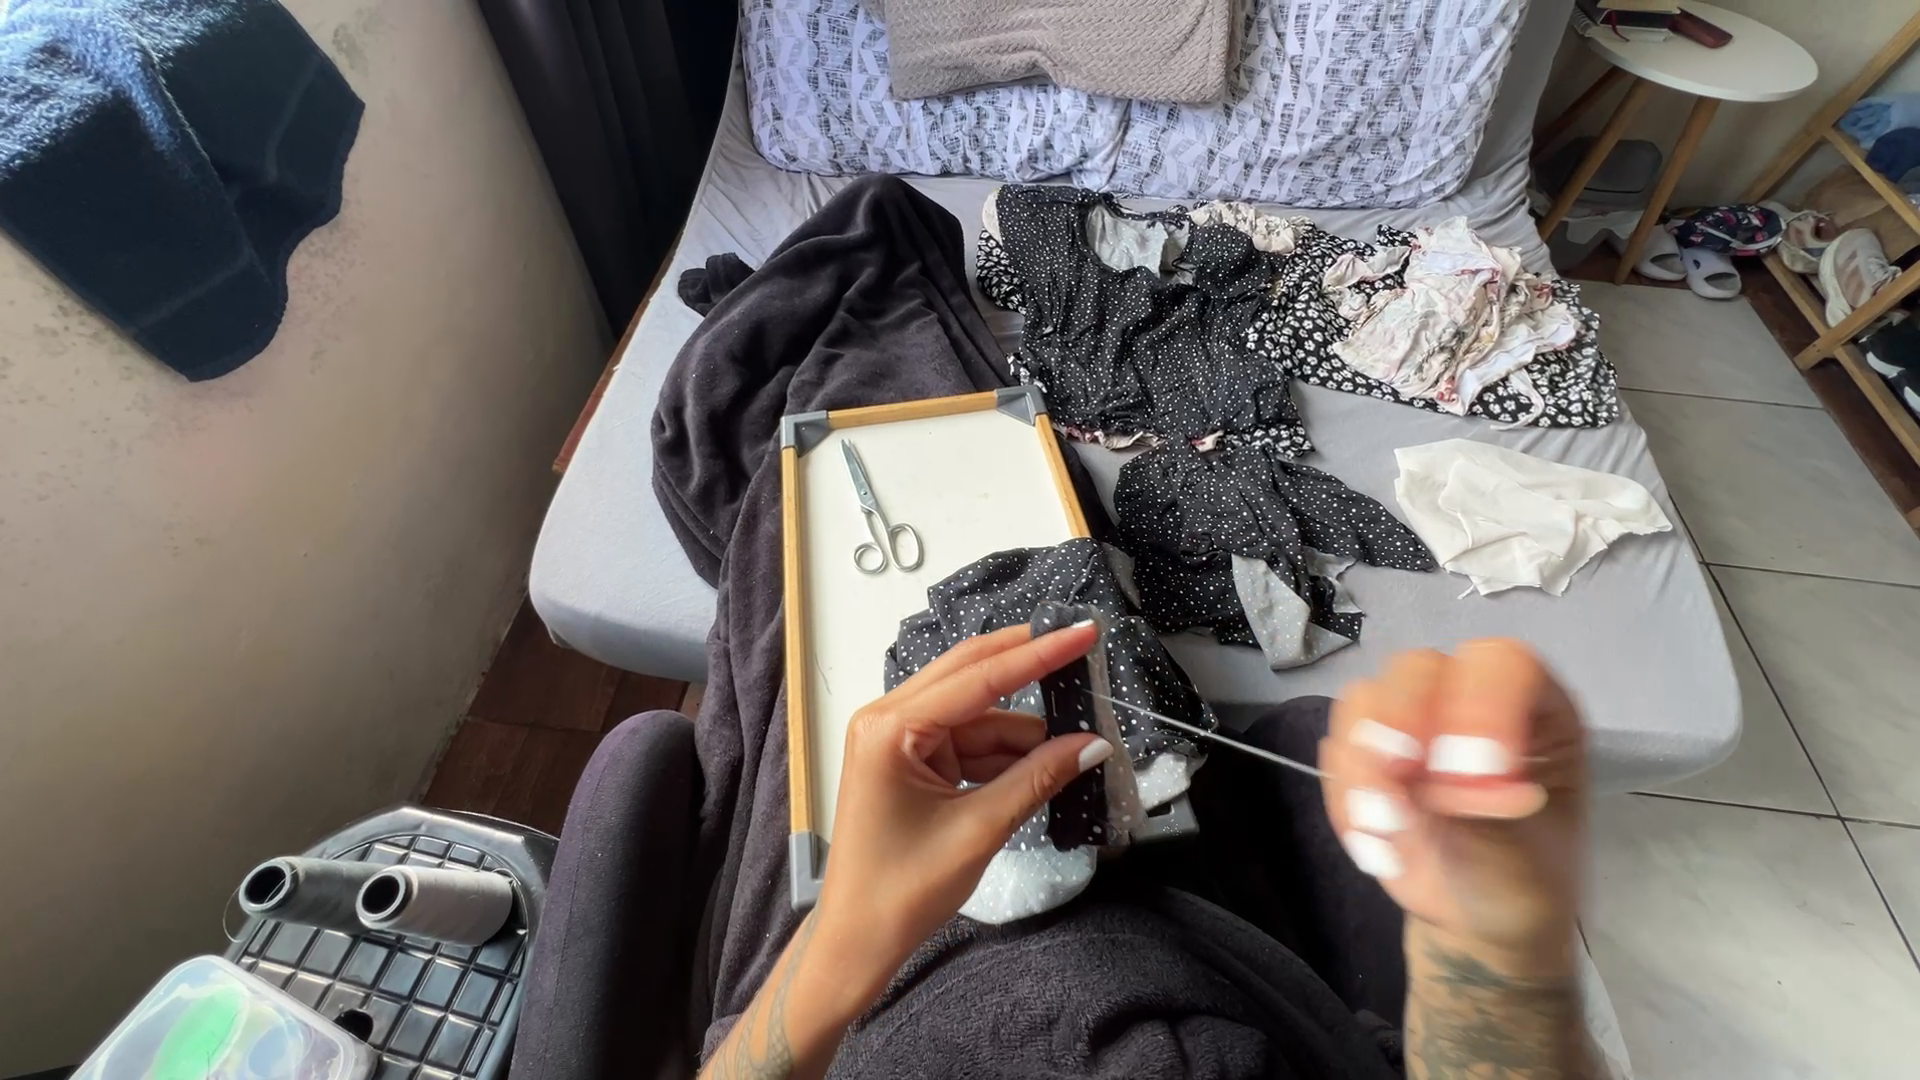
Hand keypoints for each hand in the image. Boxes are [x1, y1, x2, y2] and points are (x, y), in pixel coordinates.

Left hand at [810, 621, 1111, 1015]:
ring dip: (1024, 732)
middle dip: (1029, 669)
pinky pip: (969, 740)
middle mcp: (890, 717)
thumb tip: (1094, 744)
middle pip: (973, 676)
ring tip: (1076, 745)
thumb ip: (1037, 779)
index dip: (1037, 654)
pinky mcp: (912, 757)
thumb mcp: (978, 830)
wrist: (858, 942)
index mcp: (891, 726)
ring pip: (978, 714)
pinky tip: (1043, 767)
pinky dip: (1005, 754)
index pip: (978, 677)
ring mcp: (900, 736)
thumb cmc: (902, 891)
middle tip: (1083, 650)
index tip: (1081, 632)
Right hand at [1321, 641, 1585, 968]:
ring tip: (1384, 823)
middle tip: (1400, 774)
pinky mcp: (1362, 744)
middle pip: (1418, 667)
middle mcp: (1463, 699)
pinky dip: (1345, 788)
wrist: (1469, 917)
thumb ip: (1488, 817)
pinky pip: (1335, 743)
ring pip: (1365, 698)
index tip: (1470, 770)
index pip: (1501, 664)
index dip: (1479, 703)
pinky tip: (1372, 834)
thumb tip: (1450, 783)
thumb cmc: (1519, 884)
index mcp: (1531, 710)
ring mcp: (1407, 719)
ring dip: (1363, 758)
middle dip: (1402, 718)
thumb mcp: (1524, 862)